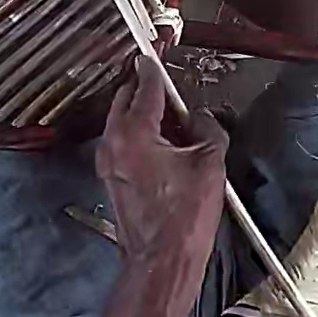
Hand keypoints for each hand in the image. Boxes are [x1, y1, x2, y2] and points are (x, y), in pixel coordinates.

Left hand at [96, 56, 228, 280]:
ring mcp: (108, 160)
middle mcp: (113, 142)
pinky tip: (165, 145)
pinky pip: (123, 142)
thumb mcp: (209, 165)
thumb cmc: (182, 218)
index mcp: (133, 132)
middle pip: (126, 99)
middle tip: (167, 85)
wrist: (161, 262)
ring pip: (123, 121)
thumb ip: (208, 130)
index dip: (153, 68)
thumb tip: (204, 118)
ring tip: (174, 118)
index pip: (144, 87)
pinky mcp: (111, 177)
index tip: (153, 54)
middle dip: (145, 88)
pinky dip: (140, 134)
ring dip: (143, 112)